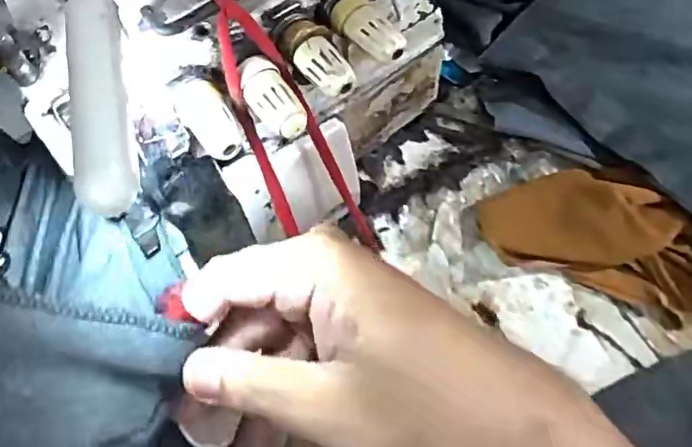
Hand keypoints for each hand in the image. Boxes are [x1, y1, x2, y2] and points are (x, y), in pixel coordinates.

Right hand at [178, 228, 630, 446]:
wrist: (531, 432)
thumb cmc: (423, 412)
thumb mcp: (327, 407)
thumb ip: (249, 385)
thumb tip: (187, 374)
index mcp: (309, 262)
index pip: (227, 277)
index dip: (190, 319)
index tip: (160, 362)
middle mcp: (320, 263)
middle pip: (250, 304)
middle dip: (221, 360)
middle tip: (189, 415)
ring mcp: (342, 291)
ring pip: (275, 329)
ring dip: (251, 378)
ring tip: (218, 430)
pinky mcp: (360, 320)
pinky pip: (306, 343)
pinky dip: (285, 382)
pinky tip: (264, 426)